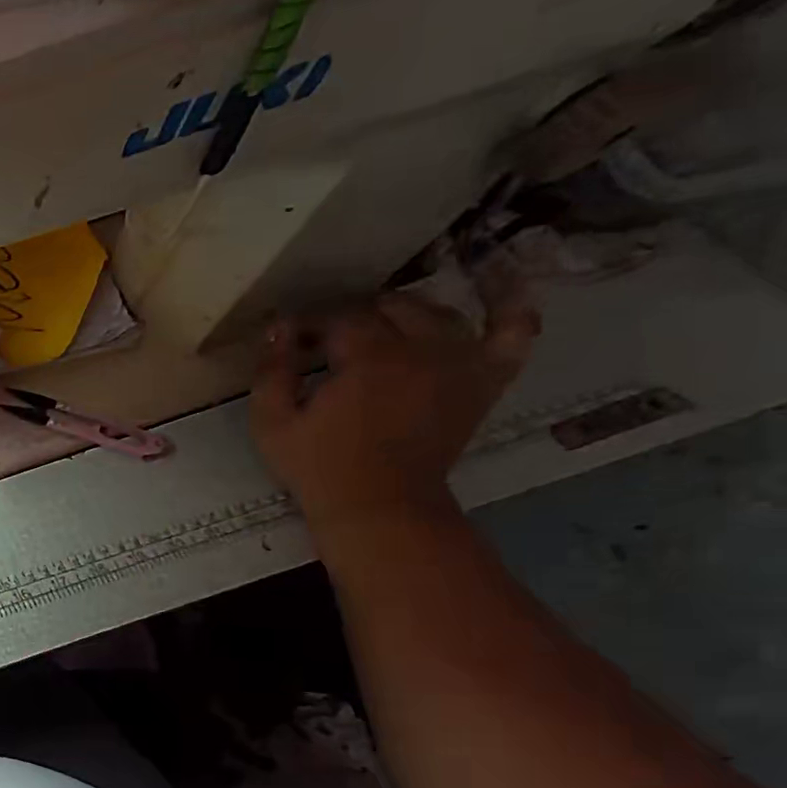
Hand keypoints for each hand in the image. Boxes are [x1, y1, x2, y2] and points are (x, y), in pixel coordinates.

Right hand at [250, 272, 540, 525]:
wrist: (379, 505)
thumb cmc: (318, 467)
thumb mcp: (272, 423)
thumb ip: (272, 372)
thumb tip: (278, 327)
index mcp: (369, 358)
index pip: (338, 317)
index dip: (309, 325)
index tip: (289, 343)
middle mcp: (424, 348)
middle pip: (388, 307)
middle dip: (351, 318)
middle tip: (325, 345)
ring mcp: (463, 361)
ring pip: (435, 312)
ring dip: (402, 313)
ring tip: (375, 332)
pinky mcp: (486, 378)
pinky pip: (514, 329)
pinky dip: (510, 303)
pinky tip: (499, 282)